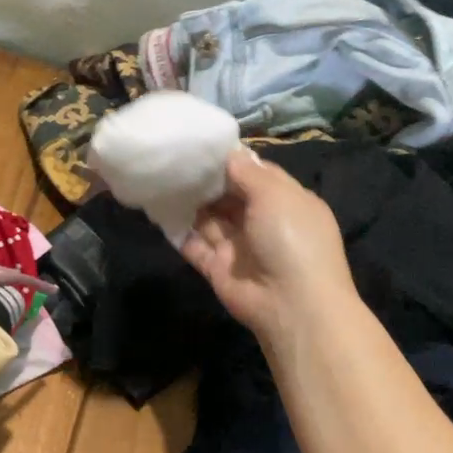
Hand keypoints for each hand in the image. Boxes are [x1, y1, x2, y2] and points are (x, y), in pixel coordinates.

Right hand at [181, 149, 354, 338]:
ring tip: (163, 181)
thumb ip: (249, 173)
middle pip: (230, 197)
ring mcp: (239, 247)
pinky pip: (195, 246)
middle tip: (177, 163)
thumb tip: (230, 154)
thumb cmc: (291, 239)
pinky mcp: (217, 268)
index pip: (257, 176)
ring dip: (191, 204)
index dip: (233, 163)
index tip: (205, 148)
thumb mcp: (276, 195)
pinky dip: (180, 233)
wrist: (290, 303)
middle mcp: (262, 223)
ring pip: (210, 220)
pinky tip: (161, 214)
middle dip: (207, 182)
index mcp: (286, 202)